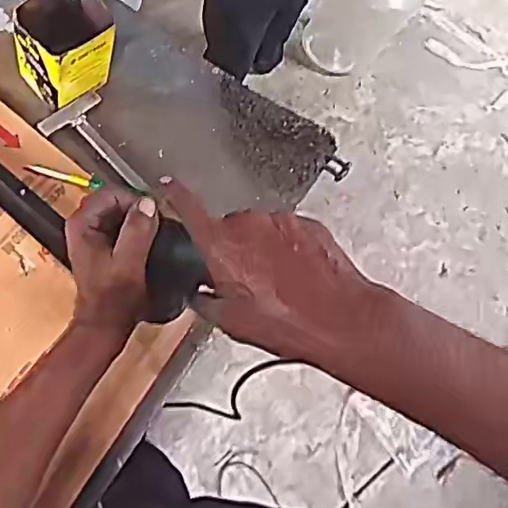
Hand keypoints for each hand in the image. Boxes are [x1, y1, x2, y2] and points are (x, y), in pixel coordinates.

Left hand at [64, 188, 158, 334]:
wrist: (106, 322)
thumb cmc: (113, 297)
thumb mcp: (128, 263)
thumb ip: (137, 231)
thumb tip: (147, 204)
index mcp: (81, 224)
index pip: (111, 193)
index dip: (134, 200)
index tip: (151, 214)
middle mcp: (81, 224)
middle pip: (114, 199)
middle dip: (136, 208)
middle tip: (154, 223)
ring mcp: (90, 233)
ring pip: (118, 211)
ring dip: (137, 218)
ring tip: (152, 231)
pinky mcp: (100, 242)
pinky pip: (120, 223)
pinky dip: (134, 227)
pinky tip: (146, 240)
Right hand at [159, 179, 380, 362]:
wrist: (340, 318)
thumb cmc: (288, 322)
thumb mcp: (232, 322)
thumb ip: (206, 301)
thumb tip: (200, 295)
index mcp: (222, 245)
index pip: (189, 207)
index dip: (174, 194)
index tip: (167, 185)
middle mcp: (248, 224)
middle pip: (229, 227)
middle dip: (233, 248)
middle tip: (246, 280)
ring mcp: (280, 220)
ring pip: (260, 229)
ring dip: (263, 249)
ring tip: (277, 282)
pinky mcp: (306, 223)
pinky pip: (287, 232)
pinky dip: (287, 249)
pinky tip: (296, 275)